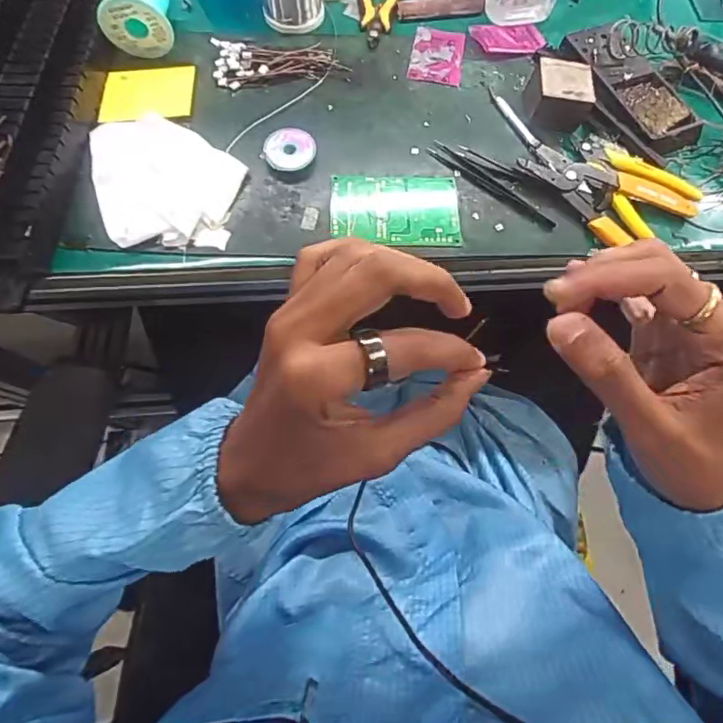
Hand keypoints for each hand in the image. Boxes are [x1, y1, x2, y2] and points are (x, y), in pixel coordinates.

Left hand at [218, 239, 491, 523]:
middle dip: (429, 280)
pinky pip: (319, 258)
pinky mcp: (284, 306)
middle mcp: (299, 329)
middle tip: (458, 306)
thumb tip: (475, 373)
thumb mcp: (377, 454)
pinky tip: (381, 270)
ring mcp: (287, 311)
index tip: (472, 363)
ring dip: (399, 263)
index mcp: (317, 375)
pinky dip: (355, 254)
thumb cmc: (308, 468)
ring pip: (350, 254)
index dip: (448, 351)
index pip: (400, 346)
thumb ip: (433, 414)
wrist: (247, 462)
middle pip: (373, 272)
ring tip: (429, 289)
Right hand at [541, 240, 722, 510]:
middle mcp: (716, 321)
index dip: (611, 277)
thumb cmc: (694, 468)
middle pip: (659, 265)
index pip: (670, 279)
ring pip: (646, 273)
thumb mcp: (649, 427)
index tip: (560, 295)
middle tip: (556, 296)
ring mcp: (691, 325)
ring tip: (562, 298)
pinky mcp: (668, 334)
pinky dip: (604, 291)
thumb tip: (558, 323)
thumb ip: (607, 373)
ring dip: (601, 277)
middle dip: (603, 271)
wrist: (715, 498)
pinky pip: (636, 296)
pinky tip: (577, 294)